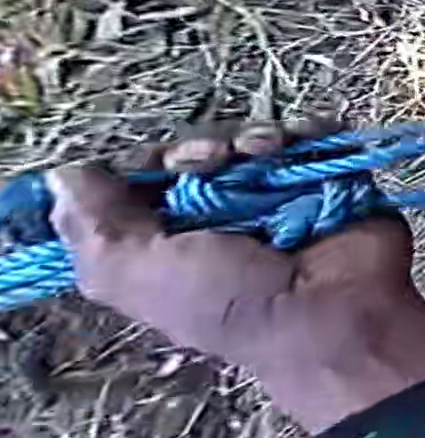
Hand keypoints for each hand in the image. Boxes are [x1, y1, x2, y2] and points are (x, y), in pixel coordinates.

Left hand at [48, 124, 424, 431]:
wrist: (331, 306)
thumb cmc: (227, 299)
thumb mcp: (133, 271)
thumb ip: (94, 224)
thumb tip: (69, 173)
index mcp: (172, 231)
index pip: (150, 175)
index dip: (150, 160)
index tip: (164, 166)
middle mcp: (230, 209)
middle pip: (208, 151)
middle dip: (206, 146)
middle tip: (216, 160)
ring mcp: (289, 195)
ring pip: (265, 141)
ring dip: (261, 135)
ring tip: (269, 148)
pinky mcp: (340, 183)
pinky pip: (325, 143)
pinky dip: (318, 131)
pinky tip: (314, 133)